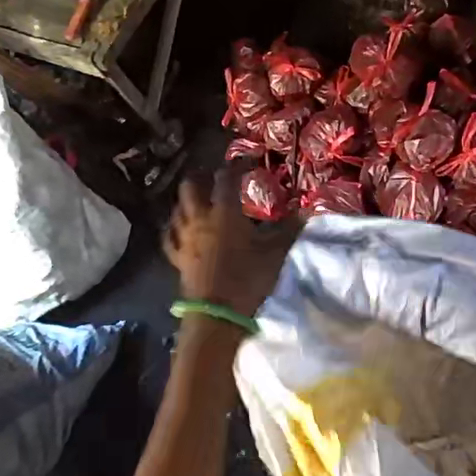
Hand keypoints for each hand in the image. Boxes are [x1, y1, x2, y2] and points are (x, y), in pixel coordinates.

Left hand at [162, 168, 300, 319]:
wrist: (217, 314)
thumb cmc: (247, 279)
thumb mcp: (275, 253)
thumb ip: (288, 230)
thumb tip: (305, 212)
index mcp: (224, 212)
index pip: (226, 178)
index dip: (236, 166)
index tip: (247, 161)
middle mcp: (199, 218)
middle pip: (190, 186)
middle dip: (200, 177)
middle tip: (213, 178)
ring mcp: (183, 238)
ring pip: (177, 208)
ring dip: (187, 200)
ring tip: (198, 200)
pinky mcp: (176, 257)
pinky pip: (169, 235)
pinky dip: (173, 227)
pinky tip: (177, 227)